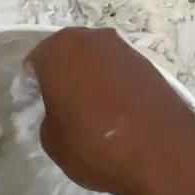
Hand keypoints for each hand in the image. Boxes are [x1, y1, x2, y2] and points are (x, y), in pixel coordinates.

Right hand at [24, 27, 194, 194]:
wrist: (162, 154)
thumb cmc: (94, 144)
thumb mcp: (52, 141)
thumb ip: (49, 117)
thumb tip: (62, 112)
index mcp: (59, 50)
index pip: (35, 64)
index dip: (33, 87)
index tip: (36, 107)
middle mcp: (93, 39)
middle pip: (69, 56)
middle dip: (64, 77)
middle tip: (63, 107)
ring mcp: (126, 50)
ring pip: (98, 63)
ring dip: (93, 81)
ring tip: (93, 113)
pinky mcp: (152, 67)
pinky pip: (123, 75)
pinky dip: (117, 89)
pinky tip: (118, 115)